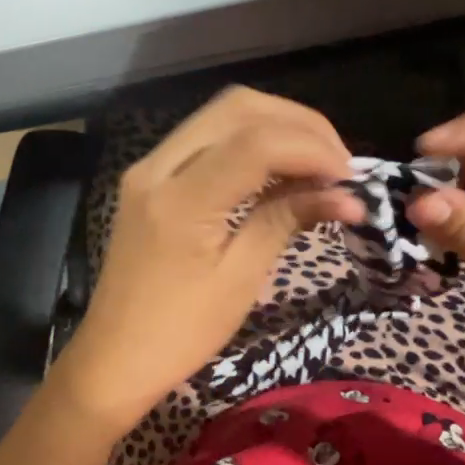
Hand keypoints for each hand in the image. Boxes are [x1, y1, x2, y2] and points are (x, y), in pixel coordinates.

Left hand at [55, 88, 363, 426]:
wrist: (114, 357)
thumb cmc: (180, 333)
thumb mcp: (241, 279)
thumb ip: (287, 220)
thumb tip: (349, 196)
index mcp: (180, 200)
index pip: (256, 142)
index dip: (311, 147)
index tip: (350, 175)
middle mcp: (158, 167)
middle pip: (237, 107)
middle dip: (297, 123)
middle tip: (338, 161)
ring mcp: (149, 168)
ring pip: (220, 115)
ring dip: (274, 126)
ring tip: (316, 163)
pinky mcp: (149, 177)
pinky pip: (204, 138)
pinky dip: (247, 141)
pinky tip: (279, 169)